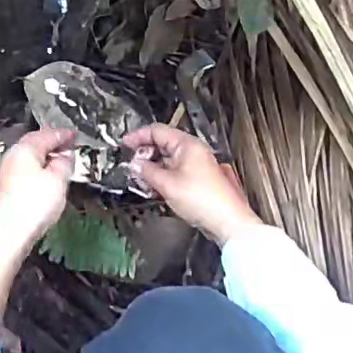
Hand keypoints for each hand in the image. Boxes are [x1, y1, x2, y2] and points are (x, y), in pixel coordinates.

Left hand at [0, 127, 75, 249]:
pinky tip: (47, 182)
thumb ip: (65, 163)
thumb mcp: (58, 179)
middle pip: (36, 143)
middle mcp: (13, 156)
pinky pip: (26, 172)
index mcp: (26, 148)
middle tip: (69, 146)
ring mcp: (8, 173)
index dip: (64, 134)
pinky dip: (39, 171)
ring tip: (61, 165)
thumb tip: (66, 155)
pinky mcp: (7, 189)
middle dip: (53, 144)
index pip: (48, 134)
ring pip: (31, 158)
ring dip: (46, 159)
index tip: (74, 135)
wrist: (5, 234)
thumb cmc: (30, 205)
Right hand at [123, 124, 263, 243]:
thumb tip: (134, 164)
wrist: (227, 222)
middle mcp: (193, 150)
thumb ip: (147, 171)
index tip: (124, 144)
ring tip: (141, 179)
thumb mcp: (167, 184)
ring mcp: (196, 164)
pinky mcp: (198, 179)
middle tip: (132, 165)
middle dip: (145, 154)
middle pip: (163, 144)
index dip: (138, 136)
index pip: (157, 131)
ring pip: (168, 159)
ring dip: (153, 167)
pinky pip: (175, 171)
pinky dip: (163, 176)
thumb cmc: (201, 199)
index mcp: (186, 144)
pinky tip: (155, 187)